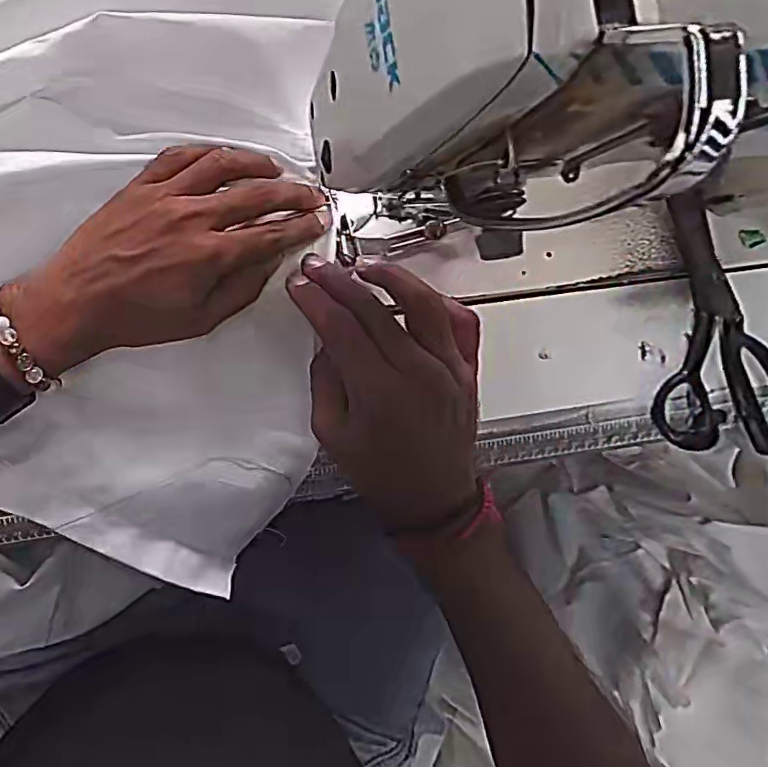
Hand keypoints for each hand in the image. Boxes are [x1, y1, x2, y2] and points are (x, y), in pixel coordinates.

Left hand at [4, 145, 327, 373]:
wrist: (77, 302)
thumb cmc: (128, 315)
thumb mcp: (199, 319)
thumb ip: (240, 289)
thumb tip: (267, 266)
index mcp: (208, 255)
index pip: (270, 232)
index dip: (300, 225)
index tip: (313, 221)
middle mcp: (190, 219)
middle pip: (257, 194)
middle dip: (293, 193)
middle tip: (307, 194)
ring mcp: (164, 198)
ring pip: (221, 164)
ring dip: (255, 162)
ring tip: (272, 168)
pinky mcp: (140, 188)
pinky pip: (178, 157)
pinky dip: (205, 151)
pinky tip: (218, 155)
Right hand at [286, 255, 481, 529]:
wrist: (434, 500)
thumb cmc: (382, 473)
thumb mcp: (331, 432)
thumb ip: (324, 380)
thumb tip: (325, 339)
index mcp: (380, 393)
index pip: (342, 327)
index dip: (316, 300)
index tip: (300, 286)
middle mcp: (420, 374)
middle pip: (375, 308)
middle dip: (339, 282)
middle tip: (318, 268)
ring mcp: (450, 369)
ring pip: (423, 302)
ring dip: (391, 277)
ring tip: (365, 266)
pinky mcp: (467, 369)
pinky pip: (460, 321)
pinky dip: (436, 299)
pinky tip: (413, 293)